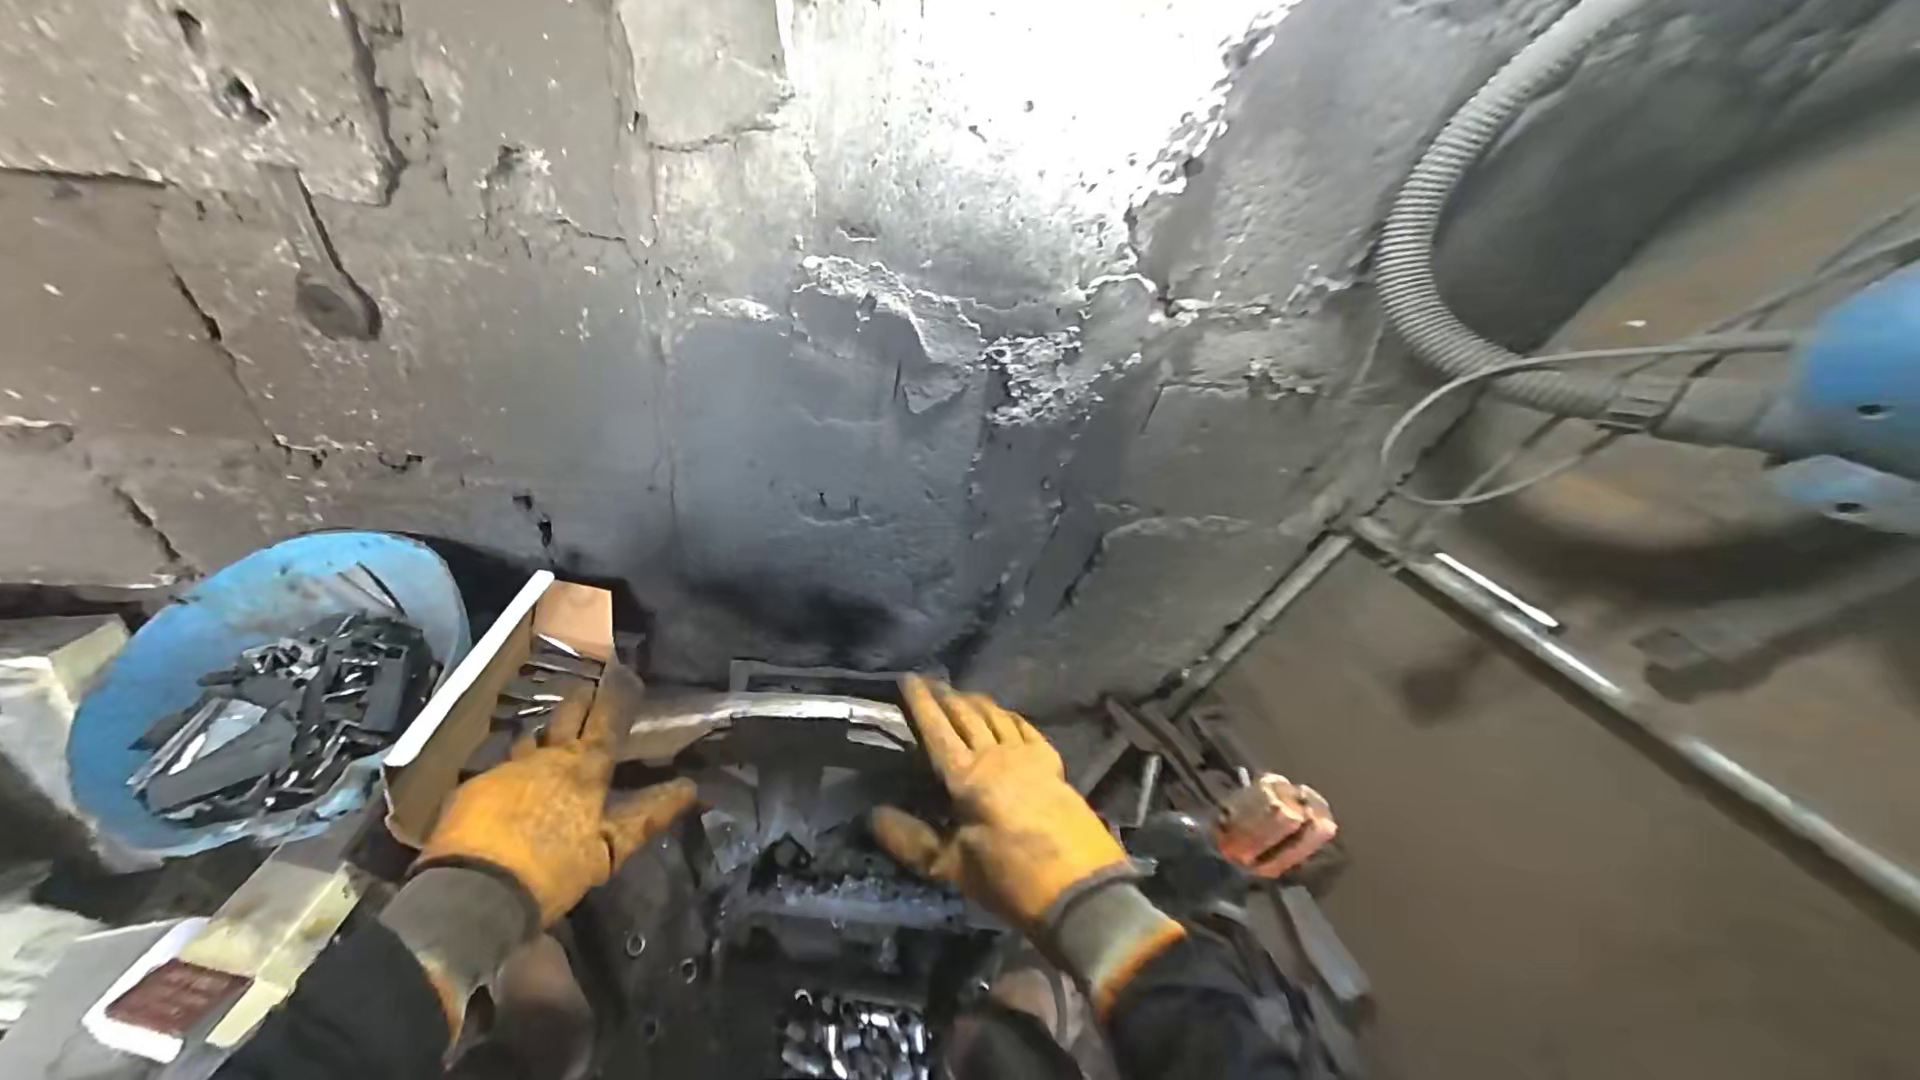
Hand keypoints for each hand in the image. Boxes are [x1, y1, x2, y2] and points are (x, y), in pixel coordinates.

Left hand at [417, 681, 696, 925]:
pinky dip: (510, 765)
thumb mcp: (611, 849)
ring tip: (548, 731)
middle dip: (579, 701)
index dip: (617, 697)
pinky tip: (509, 775)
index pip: (607, 721)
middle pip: (566, 716)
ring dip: (542, 732)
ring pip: (529, 736)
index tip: (624, 674)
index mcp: (585, 766)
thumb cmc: (553, 869)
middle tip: (587, 688)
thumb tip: (692, 787)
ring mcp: (506, 769)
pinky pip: (497, 765)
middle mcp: (547, 757)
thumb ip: (650, 815)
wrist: (473, 896)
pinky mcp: (471, 789)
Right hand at [872, 676, 1133, 929]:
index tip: (908, 678)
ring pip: (995, 716)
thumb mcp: (952, 868)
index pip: (936, 729)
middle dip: (945, 695)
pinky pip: (1025, 727)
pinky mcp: (1052, 762)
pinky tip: (1004, 714)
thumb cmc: (1010, 879)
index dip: (920, 702)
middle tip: (930, 680)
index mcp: (967, 777)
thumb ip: (911, 840)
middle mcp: (995, 755)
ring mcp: (1027, 755)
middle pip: (965, 715)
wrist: (1080, 887)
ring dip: (975, 701)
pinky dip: (1008, 716)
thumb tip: (874, 814)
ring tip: (961, 692)